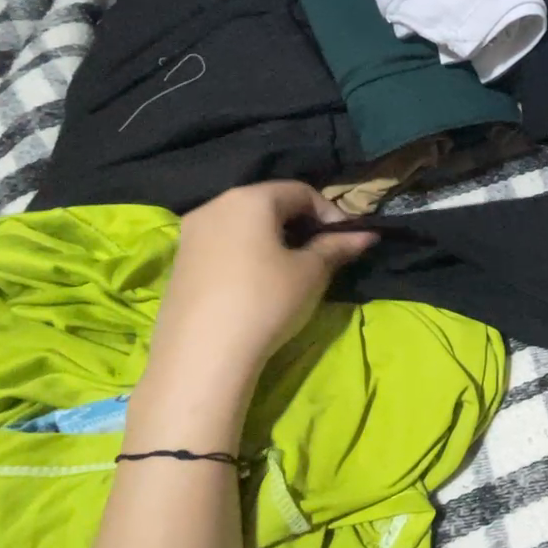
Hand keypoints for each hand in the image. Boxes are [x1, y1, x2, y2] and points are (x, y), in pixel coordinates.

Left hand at [148, 182, 375, 388]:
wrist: (203, 355)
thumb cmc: (267, 300)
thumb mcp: (312, 272)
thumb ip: (338, 246)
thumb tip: (367, 235)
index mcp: (249, 199)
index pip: (300, 191)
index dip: (330, 212)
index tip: (345, 239)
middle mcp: (214, 206)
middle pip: (268, 203)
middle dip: (300, 223)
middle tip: (322, 252)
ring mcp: (190, 234)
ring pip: (244, 224)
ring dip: (273, 238)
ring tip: (292, 268)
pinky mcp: (179, 263)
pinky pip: (223, 244)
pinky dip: (248, 252)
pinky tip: (259, 282)